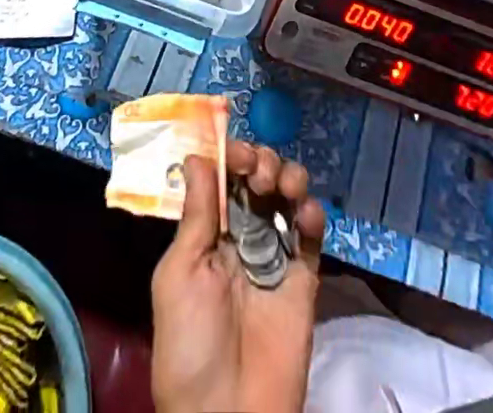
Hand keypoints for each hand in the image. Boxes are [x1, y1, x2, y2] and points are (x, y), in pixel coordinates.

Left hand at [150, 140, 327, 412]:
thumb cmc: (189, 342)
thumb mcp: (179, 273)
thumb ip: (196, 216)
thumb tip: (198, 157)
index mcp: (205, 232)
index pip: (221, 179)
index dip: (231, 157)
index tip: (237, 152)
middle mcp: (240, 236)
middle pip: (257, 181)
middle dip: (261, 163)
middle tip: (258, 173)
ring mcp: (274, 255)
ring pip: (287, 199)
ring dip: (289, 178)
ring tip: (282, 186)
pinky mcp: (304, 278)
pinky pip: (311, 237)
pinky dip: (312, 216)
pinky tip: (306, 214)